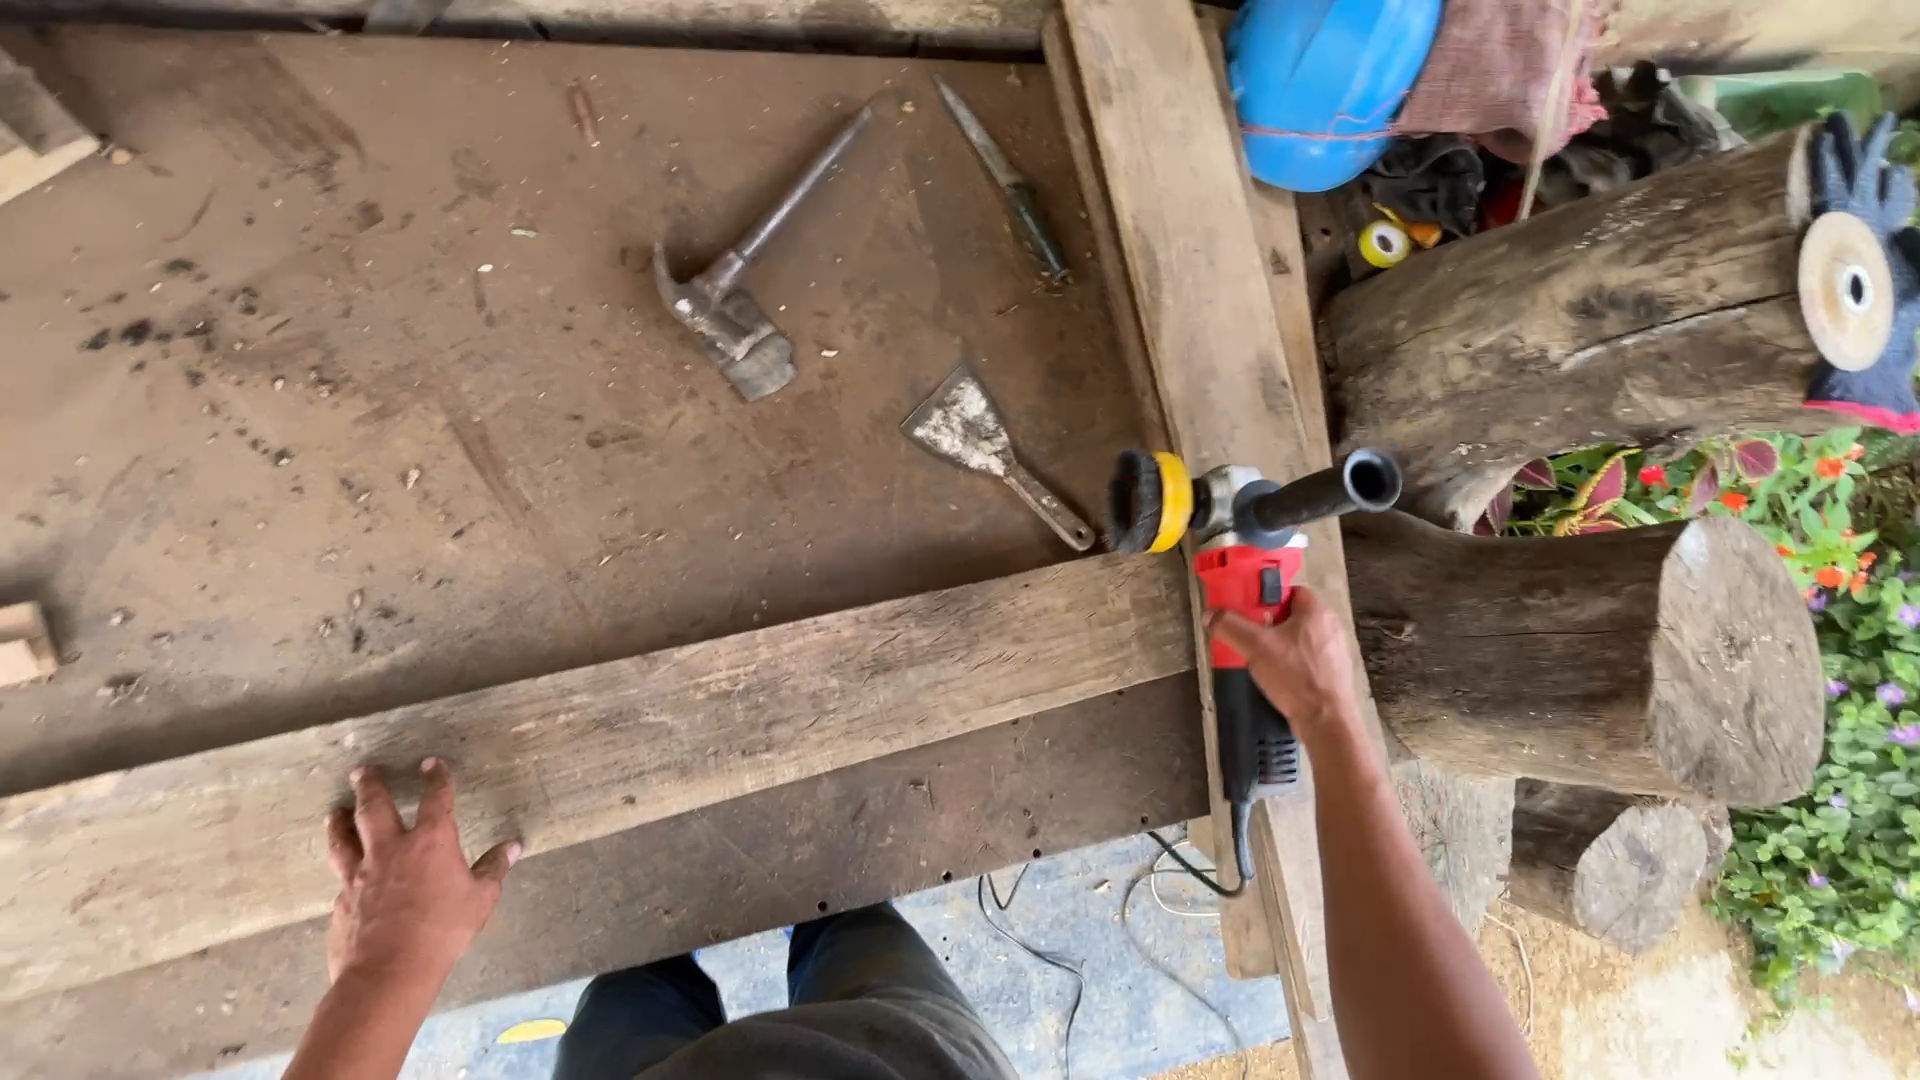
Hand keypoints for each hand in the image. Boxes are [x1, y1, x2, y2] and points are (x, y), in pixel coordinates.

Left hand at [325, 759, 519, 987]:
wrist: (387, 973)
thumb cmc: (443, 930)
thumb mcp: (481, 898)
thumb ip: (494, 868)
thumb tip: (513, 847)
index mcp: (432, 842)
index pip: (436, 798)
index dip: (436, 777)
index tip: (431, 763)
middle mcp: (392, 849)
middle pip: (375, 808)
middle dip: (370, 786)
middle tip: (362, 771)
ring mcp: (360, 875)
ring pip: (344, 839)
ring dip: (341, 821)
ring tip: (336, 810)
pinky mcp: (341, 902)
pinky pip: (341, 876)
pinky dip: (344, 866)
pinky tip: (345, 872)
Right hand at [1207, 586, 1360, 751]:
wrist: (1326, 721)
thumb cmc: (1295, 675)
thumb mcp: (1255, 646)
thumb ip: (1230, 626)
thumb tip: (1209, 615)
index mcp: (1317, 613)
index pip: (1292, 591)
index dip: (1270, 598)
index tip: (1250, 611)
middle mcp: (1331, 628)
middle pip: (1294, 616)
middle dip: (1271, 623)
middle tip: (1251, 635)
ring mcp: (1335, 653)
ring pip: (1301, 640)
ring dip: (1281, 645)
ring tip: (1260, 658)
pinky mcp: (1334, 676)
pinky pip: (1308, 660)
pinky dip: (1292, 664)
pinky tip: (1278, 677)